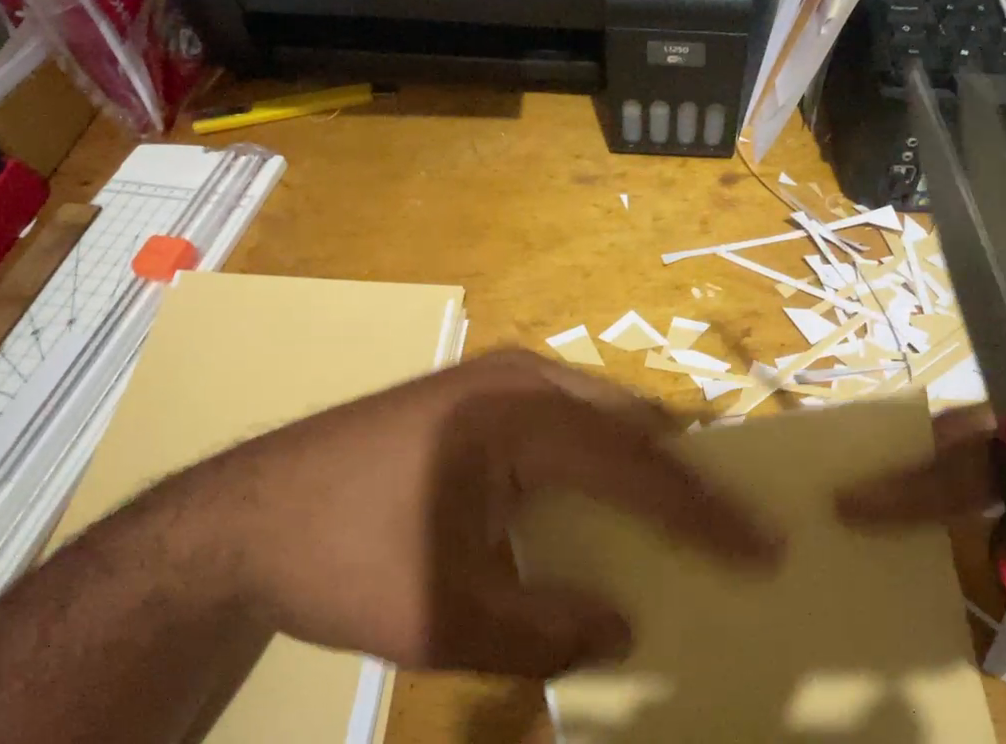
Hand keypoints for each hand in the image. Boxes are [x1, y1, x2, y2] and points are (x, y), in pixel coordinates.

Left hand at [143, 350, 781, 677]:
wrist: (242, 518)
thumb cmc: (347, 563)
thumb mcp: (449, 621)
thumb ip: (549, 630)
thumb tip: (626, 626)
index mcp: (521, 420)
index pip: (639, 466)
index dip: (705, 512)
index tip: (762, 545)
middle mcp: (522, 378)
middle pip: (633, 423)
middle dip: (686, 476)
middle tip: (732, 528)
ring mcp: (499, 375)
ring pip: (605, 412)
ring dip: (647, 462)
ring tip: (685, 513)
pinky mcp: (481, 390)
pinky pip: (571, 414)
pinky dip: (606, 453)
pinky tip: (611, 492)